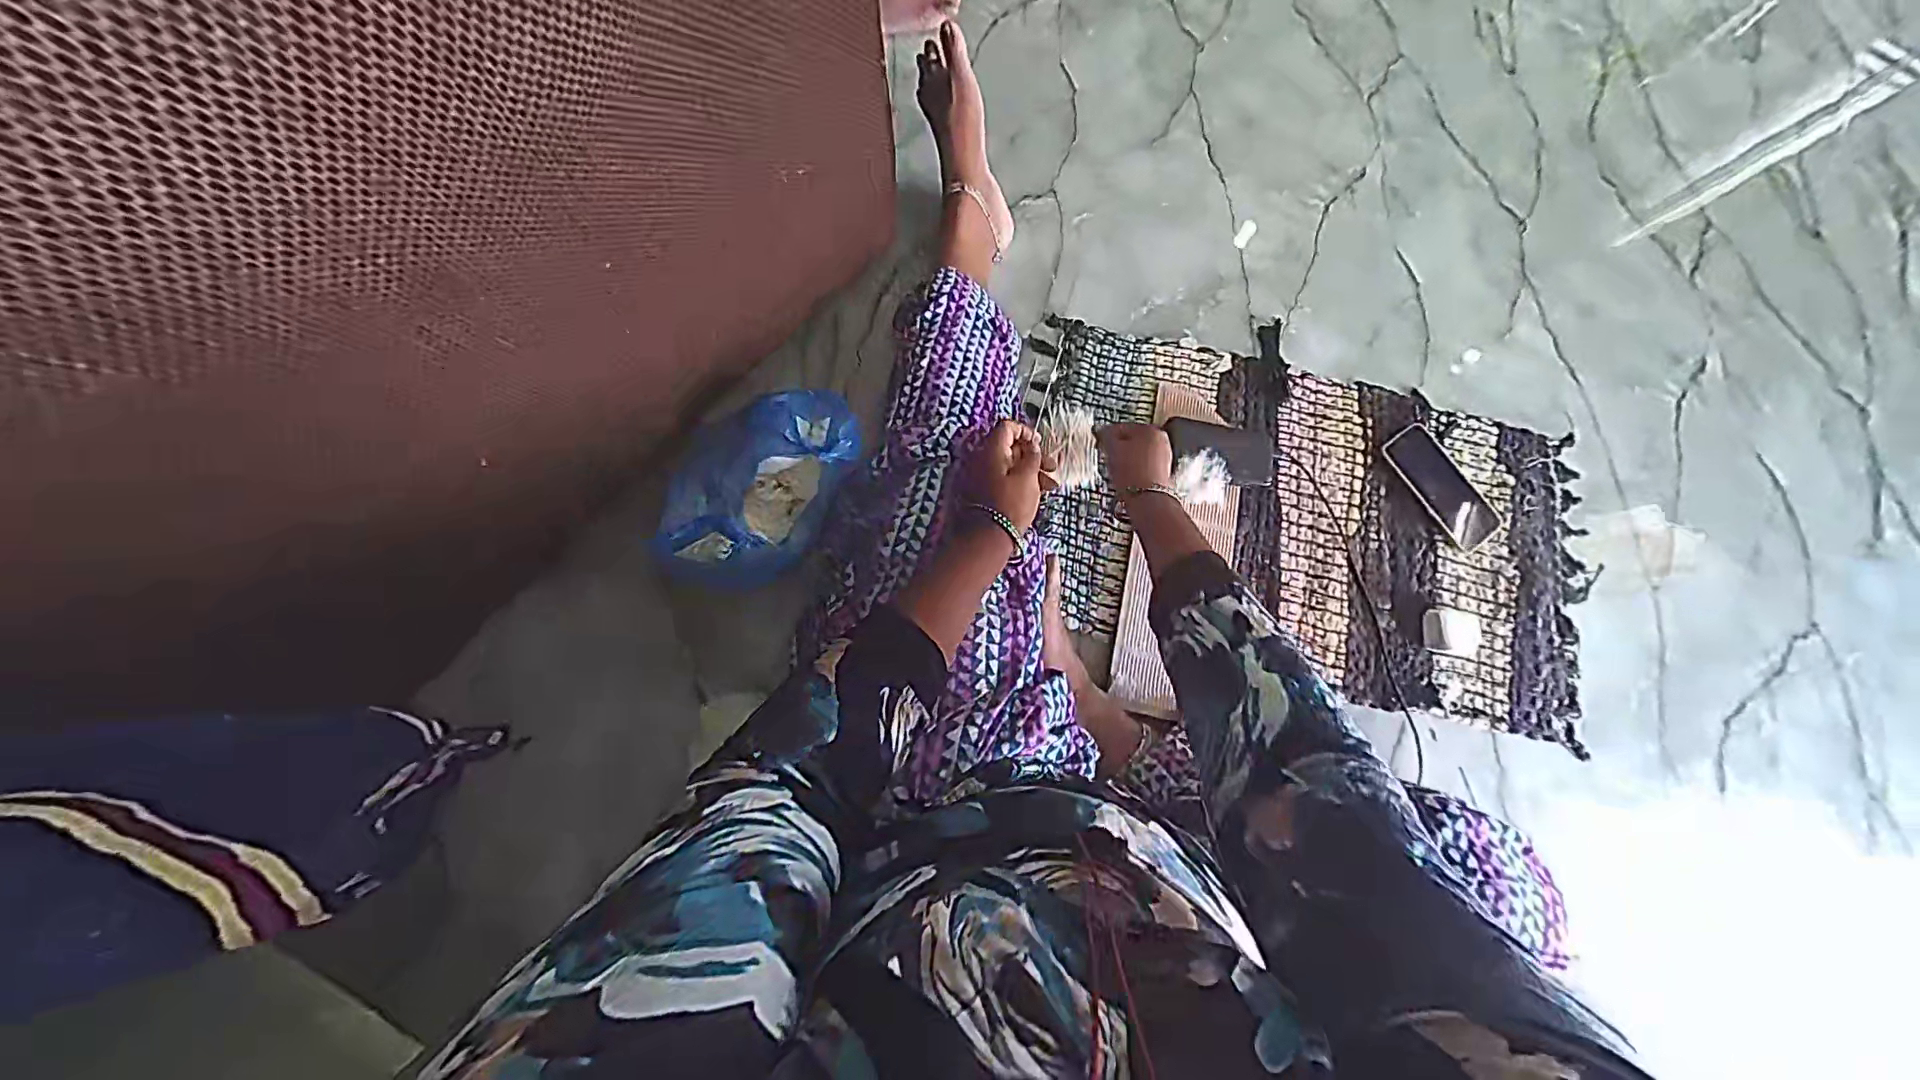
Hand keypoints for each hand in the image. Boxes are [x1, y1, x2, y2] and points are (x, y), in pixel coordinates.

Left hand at [964, 419, 1044, 530]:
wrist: (986, 538)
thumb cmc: (1010, 505)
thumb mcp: (1028, 477)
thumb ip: (1032, 456)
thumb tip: (1032, 445)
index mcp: (990, 450)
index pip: (1007, 427)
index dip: (1026, 431)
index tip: (1040, 443)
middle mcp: (979, 459)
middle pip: (1008, 448)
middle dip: (1032, 456)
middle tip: (1051, 468)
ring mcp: (977, 476)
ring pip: (1006, 466)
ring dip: (1029, 471)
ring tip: (1049, 486)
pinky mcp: (978, 493)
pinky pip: (999, 479)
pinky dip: (1016, 481)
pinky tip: (1034, 493)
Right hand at [1099, 423, 1172, 492]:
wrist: (1146, 499)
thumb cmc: (1132, 473)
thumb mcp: (1112, 449)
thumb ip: (1105, 435)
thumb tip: (1101, 429)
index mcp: (1150, 429)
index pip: (1122, 427)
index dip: (1106, 435)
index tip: (1099, 442)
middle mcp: (1161, 441)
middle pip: (1133, 439)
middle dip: (1118, 447)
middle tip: (1106, 455)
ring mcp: (1164, 457)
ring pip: (1138, 453)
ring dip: (1126, 458)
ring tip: (1115, 469)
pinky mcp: (1162, 473)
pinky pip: (1143, 466)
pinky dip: (1133, 469)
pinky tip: (1126, 477)